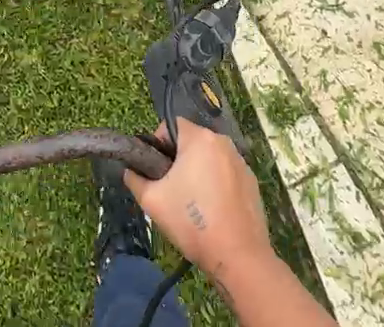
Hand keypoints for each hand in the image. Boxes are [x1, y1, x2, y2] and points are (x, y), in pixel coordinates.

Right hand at [124, 119, 272, 282]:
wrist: (239, 257)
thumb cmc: (192, 222)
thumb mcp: (151, 200)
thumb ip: (134, 178)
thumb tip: (130, 171)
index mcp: (200, 138)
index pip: (171, 125)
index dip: (158, 144)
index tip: (156, 170)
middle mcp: (223, 143)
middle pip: (191, 141)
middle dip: (178, 159)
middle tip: (170, 189)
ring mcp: (241, 163)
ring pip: (209, 158)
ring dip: (198, 171)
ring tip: (192, 203)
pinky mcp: (252, 183)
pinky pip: (225, 174)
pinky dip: (216, 184)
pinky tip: (212, 211)